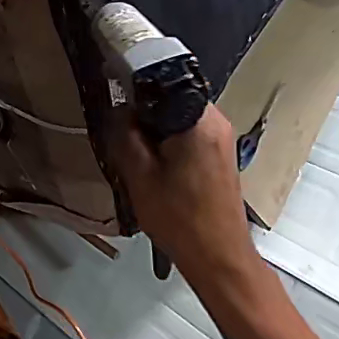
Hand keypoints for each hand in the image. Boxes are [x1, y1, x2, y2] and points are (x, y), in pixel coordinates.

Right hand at [107, 104, 257, 290]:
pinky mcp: (219, 155)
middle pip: (171, 99)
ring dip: (156, 131)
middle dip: (145, 115)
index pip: (163, 81)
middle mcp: (216, 123)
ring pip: (178, 118)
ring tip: (139, 157)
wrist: (218, 258)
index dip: (135, 88)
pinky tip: (156, 168)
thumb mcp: (139, 175)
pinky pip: (188, 134)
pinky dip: (169, 144)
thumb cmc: (182, 221)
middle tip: (125, 137)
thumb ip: (124, 134)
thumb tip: (117, 110)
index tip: (116, 101)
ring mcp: (221, 139)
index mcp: (199, 120)